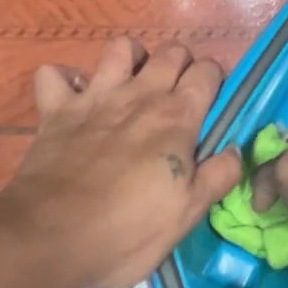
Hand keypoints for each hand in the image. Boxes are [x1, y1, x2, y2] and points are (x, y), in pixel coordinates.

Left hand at [0, 39, 242, 287]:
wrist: (48, 238)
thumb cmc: (127, 230)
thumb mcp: (188, 214)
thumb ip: (219, 176)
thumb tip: (238, 150)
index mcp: (178, 117)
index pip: (208, 71)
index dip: (214, 80)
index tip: (212, 101)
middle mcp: (142, 95)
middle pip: (171, 51)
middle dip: (180, 64)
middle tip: (177, 95)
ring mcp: (96, 98)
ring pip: (120, 48)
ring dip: (129, 59)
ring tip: (131, 85)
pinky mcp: (56, 110)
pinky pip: (54, 75)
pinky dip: (64, 81)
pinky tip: (73, 98)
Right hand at [251, 128, 287, 279]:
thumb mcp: (285, 168)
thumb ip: (264, 175)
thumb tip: (260, 199)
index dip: (273, 148)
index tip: (255, 167)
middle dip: (270, 185)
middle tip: (251, 199)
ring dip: (276, 212)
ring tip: (256, 222)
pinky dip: (287, 232)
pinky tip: (271, 237)